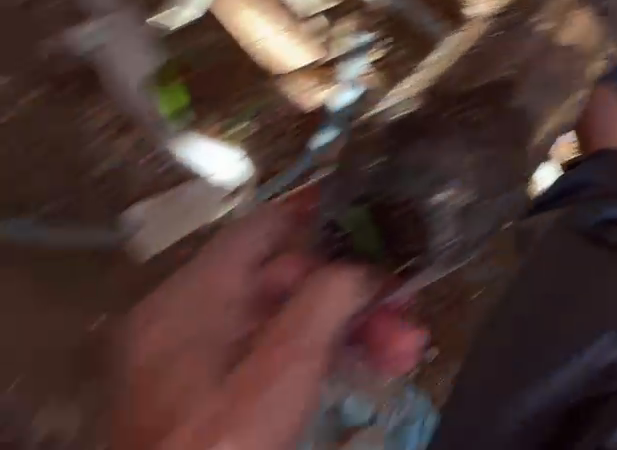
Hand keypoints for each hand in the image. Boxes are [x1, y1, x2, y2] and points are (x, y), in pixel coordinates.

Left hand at [114, 192, 426, 449]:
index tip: (389, 203)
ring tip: (407, 350)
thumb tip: (370, 259)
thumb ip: (330, 295)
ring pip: (303, 313)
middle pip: (297, 275)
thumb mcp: (284, 364)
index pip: (267, 225)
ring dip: (362, 324)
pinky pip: (290, 348)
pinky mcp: (224, 387)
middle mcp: (195, 318)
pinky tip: (381, 364)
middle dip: (364, 288)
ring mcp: (208, 355)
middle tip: (412, 304)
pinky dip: (337, 351)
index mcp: (191, 300)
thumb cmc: (221, 442)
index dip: (328, 207)